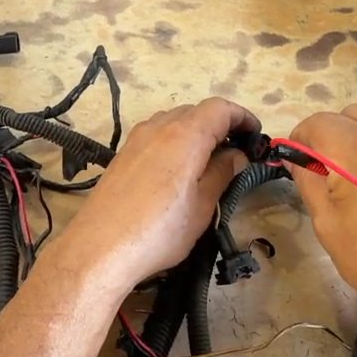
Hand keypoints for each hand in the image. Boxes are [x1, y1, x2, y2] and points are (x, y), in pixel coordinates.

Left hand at [57, 97, 259, 289]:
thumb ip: (223, 173)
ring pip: (173, 122)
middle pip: (196, 111)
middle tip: (237, 152)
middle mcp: (158, 128)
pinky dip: (175, 142)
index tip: (256, 136)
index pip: (220, 108)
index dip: (242, 117)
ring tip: (210, 162)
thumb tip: (236, 155)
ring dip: (196, 132)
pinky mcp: (122, 155)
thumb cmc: (160, 230)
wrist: (101, 247)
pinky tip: (179, 171)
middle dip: (221, 125)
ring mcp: (136, 140)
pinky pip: (156, 136)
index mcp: (184, 135)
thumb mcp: (203, 205)